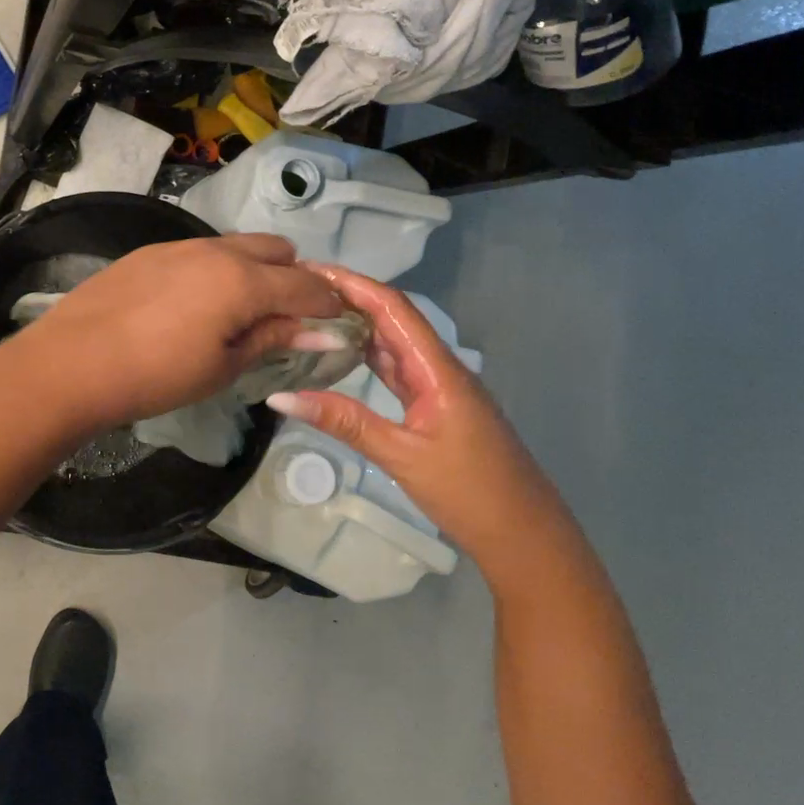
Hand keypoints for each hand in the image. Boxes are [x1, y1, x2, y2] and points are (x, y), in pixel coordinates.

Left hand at [8, 234, 343, 431]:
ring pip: (235, 245)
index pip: (307, 285)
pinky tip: (192, 303)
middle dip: (293, 278)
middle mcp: (216, 251)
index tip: (335, 323)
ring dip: (252, 269)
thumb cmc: (155, 376)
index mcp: (243, 281)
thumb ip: (271, 339)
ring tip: (238, 310)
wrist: (72, 361)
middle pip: (276, 250)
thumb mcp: (221, 367)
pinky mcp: (147, 252)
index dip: (328, 305)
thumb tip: (320, 331)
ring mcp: (178, 246)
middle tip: (284, 317)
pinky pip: (198, 251)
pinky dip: (214, 269)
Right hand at [266, 266, 580, 579]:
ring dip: (356, 325)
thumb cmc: (468, 492)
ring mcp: (439, 389)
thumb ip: (342, 421)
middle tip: (296, 288)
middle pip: (393, 319)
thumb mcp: (400, 455)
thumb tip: (280, 395)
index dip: (353, 284)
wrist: (524, 535)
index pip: (393, 310)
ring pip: (393, 344)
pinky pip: (396, 370)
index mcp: (438, 370)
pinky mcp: (435, 408)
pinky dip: (367, 356)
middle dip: (348, 298)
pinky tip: (339, 354)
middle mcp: (440, 369)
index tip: (309, 269)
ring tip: (308, 312)